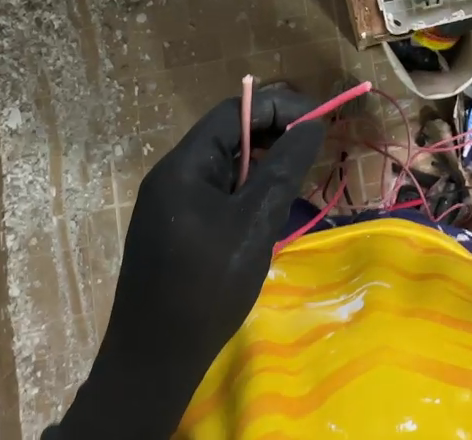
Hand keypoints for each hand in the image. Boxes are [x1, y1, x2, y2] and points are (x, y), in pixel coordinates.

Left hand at [55, 84, 325, 438]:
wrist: (152, 363)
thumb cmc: (207, 286)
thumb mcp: (254, 222)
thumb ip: (284, 168)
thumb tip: (312, 124)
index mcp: (184, 165)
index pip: (234, 112)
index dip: (279, 108)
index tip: (319, 121)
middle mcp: (173, 174)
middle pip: (228, 135)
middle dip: (274, 133)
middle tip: (315, 147)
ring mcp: (171, 203)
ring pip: (225, 165)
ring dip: (263, 162)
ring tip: (299, 175)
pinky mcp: (175, 228)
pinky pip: (216, 191)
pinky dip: (247, 189)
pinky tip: (270, 207)